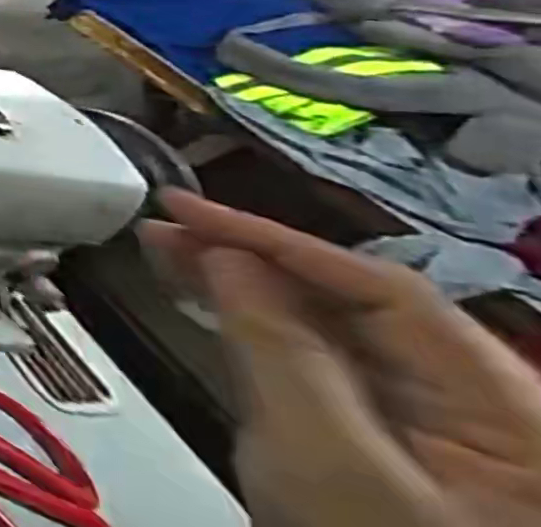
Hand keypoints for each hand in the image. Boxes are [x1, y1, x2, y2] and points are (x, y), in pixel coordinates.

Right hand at [141, 190, 540, 526]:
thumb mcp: (324, 460)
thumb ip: (277, 347)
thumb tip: (226, 257)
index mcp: (514, 415)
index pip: (381, 289)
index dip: (274, 236)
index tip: (183, 207)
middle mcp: (489, 412)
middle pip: (357, 305)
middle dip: (252, 258)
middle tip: (162, 228)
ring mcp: (440, 432)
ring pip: (332, 331)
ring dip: (245, 287)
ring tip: (167, 253)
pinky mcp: (390, 446)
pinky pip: (320, 365)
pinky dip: (257, 328)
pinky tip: (210, 303)